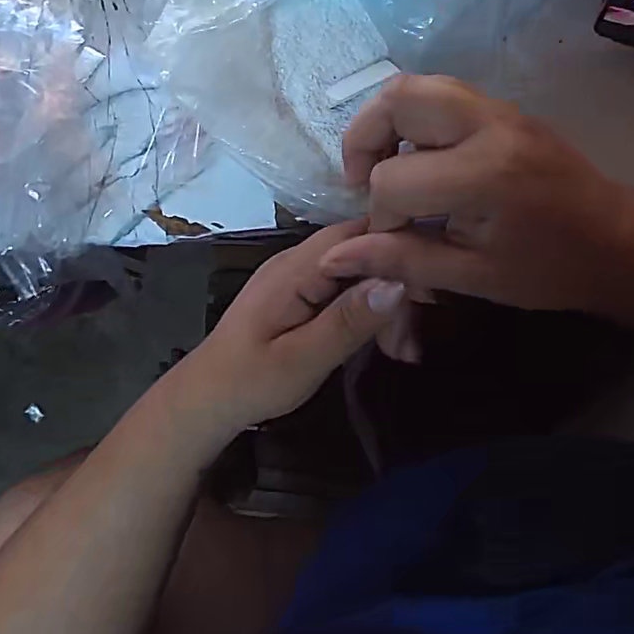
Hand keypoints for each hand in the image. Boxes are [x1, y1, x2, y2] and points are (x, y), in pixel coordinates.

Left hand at [162, 220, 407, 436]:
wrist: (205, 400)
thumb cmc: (250, 383)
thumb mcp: (302, 360)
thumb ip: (348, 320)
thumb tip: (398, 280)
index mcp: (296, 268)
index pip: (359, 233)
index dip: (398, 251)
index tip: (427, 293)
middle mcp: (298, 258)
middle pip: (364, 249)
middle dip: (397, 285)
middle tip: (410, 342)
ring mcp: (300, 273)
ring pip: (360, 268)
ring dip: (387, 302)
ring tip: (400, 352)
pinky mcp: (303, 290)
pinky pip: (347, 284)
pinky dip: (370, 308)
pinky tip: (383, 343)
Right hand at [318, 75, 633, 314]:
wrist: (619, 240)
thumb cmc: (550, 269)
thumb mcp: (473, 277)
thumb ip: (401, 260)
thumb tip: (333, 259)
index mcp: (483, 175)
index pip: (393, 180)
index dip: (379, 215)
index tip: (394, 239)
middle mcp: (488, 125)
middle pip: (398, 98)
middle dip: (364, 137)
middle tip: (363, 178)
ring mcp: (499, 108)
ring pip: (419, 84)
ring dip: (387, 120)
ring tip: (387, 162)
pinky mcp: (504, 107)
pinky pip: (442, 93)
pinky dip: (414, 117)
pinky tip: (420, 156)